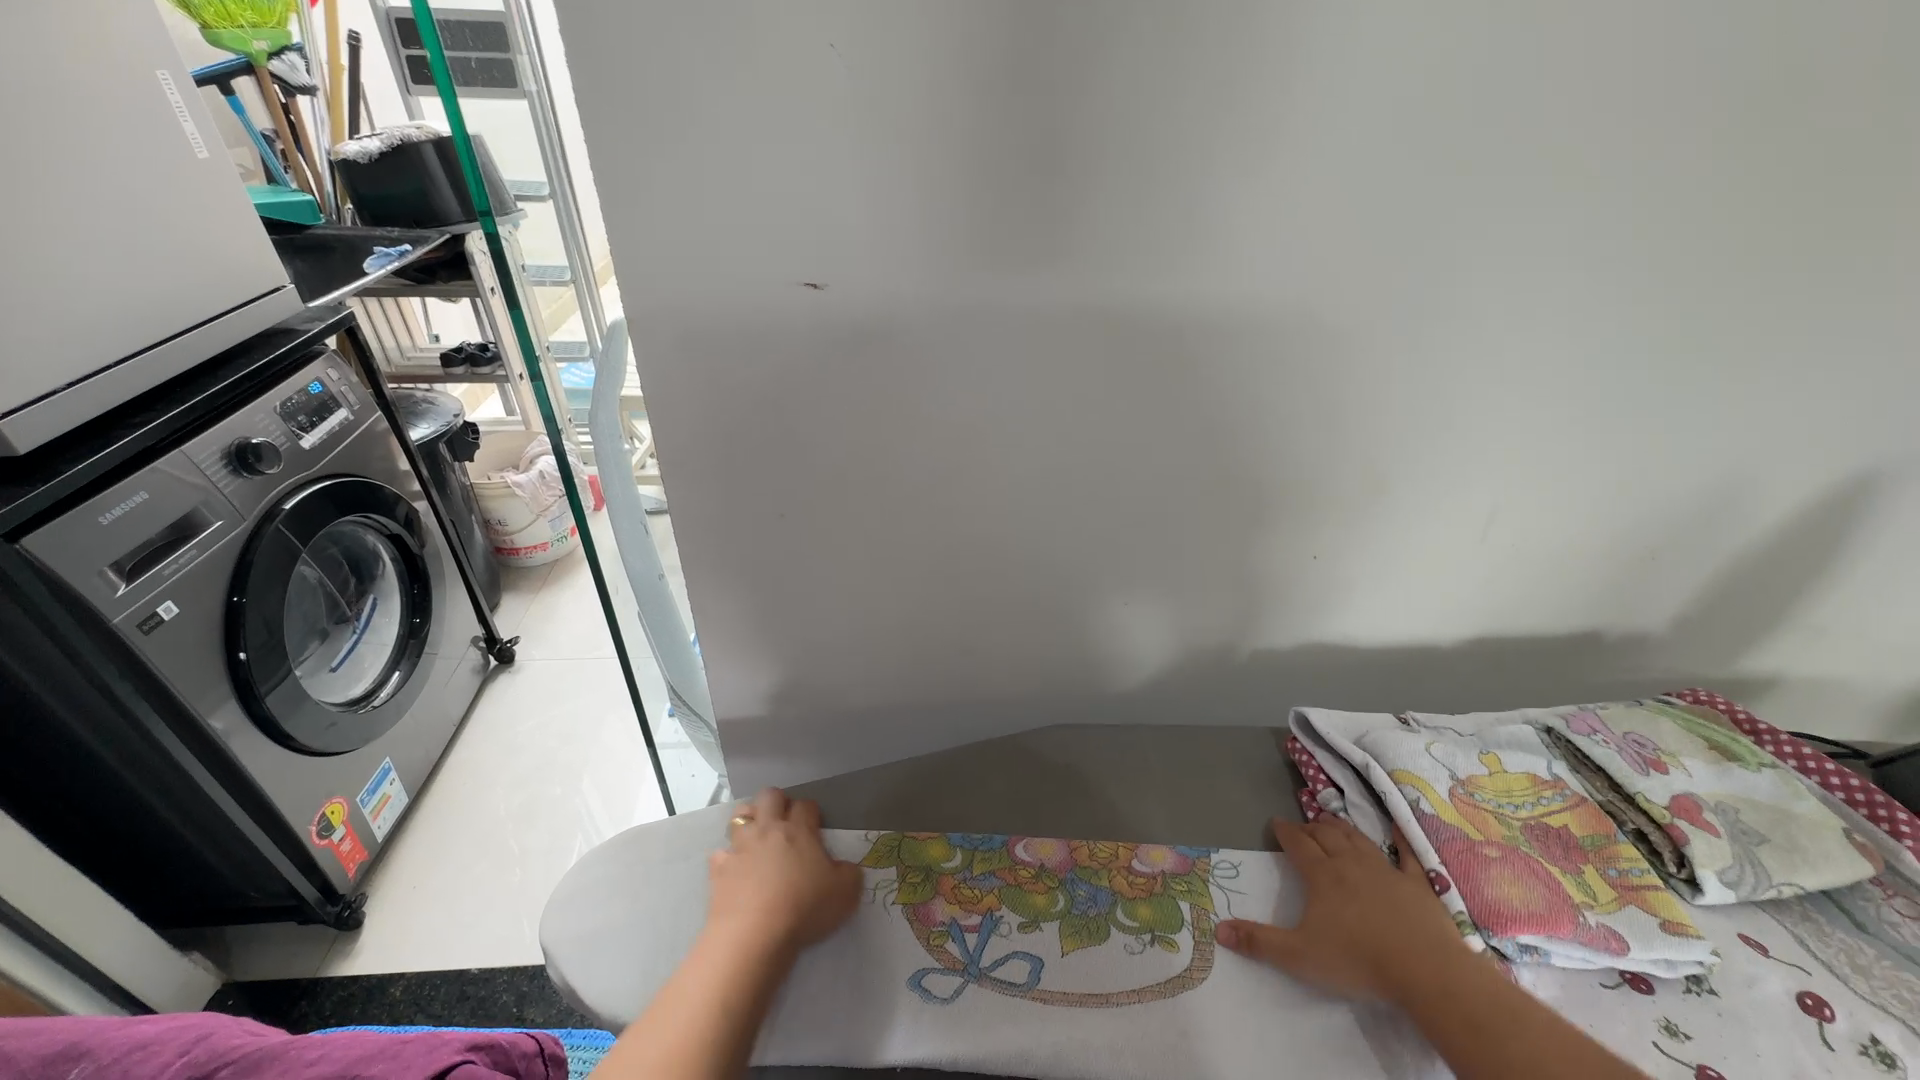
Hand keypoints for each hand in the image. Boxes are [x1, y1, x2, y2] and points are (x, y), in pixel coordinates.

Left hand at [707, 788, 862, 955]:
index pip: (805, 805)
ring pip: (741, 815)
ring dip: (749, 821)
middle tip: (784, 822)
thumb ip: (849, 873)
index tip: (815, 826)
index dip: (811, 811)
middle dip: (777, 802)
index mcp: (799, 831)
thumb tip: (843, 867)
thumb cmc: (804, 908)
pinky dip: (728, 858)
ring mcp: (740, 847)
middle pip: (769, 796)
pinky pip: (721, 853)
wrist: (754, 934)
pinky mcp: (719, 868)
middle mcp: (768, 830)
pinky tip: (735, 870)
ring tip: (757, 838)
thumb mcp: (845, 892)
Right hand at [1215, 816, 1467, 1002]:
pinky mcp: (1418, 885)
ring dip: (1343, 828)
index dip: (1284, 832)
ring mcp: (1387, 871)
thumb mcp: (1298, 956)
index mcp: (1322, 876)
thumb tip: (1218, 930)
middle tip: (1303, 824)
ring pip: (1360, 840)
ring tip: (1333, 821)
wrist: (1425, 970)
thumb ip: (1258, 942)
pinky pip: (1408, 855)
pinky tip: (1398, 828)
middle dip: (1312, 826)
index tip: (1275, 823)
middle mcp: (1351, 864)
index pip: (1298, 844)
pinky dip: (1401, 839)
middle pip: (1328, 836)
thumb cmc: (1357, 961)